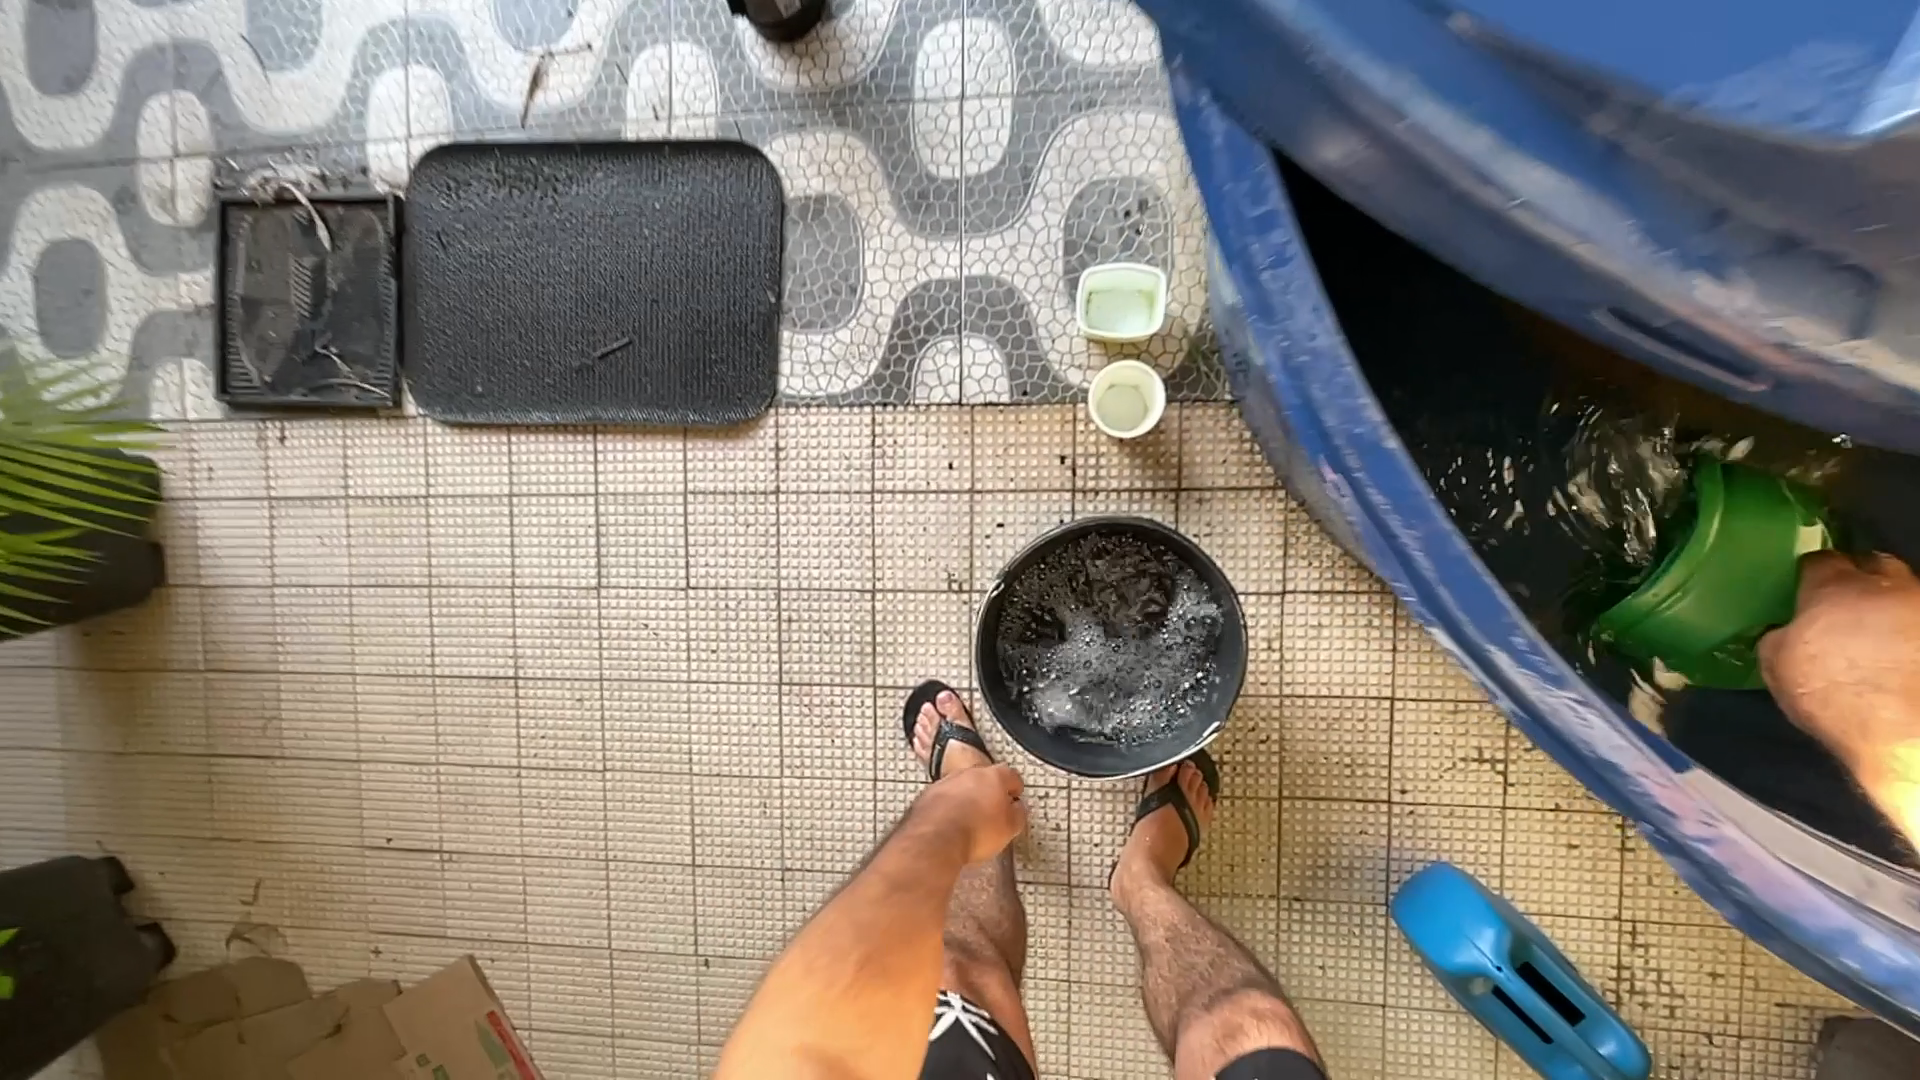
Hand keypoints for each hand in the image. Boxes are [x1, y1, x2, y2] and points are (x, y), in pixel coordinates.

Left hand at [908, 764, 1027, 863]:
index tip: (1016, 796)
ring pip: (962, 787)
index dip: (1015, 788)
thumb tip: (1019, 810)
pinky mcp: (928, 795)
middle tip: (993, 812)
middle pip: (984, 778)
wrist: (936, 839)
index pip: (1011, 776)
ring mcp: (947, 782)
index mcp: (994, 776)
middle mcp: (969, 773)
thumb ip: (1018, 814)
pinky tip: (951, 826)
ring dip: (967, 799)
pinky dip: (948, 808)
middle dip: (989, 793)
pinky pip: (943, 799)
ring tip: (970, 822)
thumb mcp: (1009, 828)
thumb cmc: (973, 832)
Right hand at [1759, 551, 1919, 773]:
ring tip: (1877, 632)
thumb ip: (1784, 631)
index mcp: (1836, 588)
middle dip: (1863, 576)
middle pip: (1878, 564)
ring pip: (1908, 596)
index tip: (1801, 585)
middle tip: (1846, 600)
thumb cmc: (1828, 692)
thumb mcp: (1776, 659)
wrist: (1904, 733)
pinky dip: (1910, 634)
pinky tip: (1901, 655)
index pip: (1821, 560)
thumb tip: (1789, 628)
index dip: (1809, 572)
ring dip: (1892, 607)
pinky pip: (1919, 626)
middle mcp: (1891, 590)